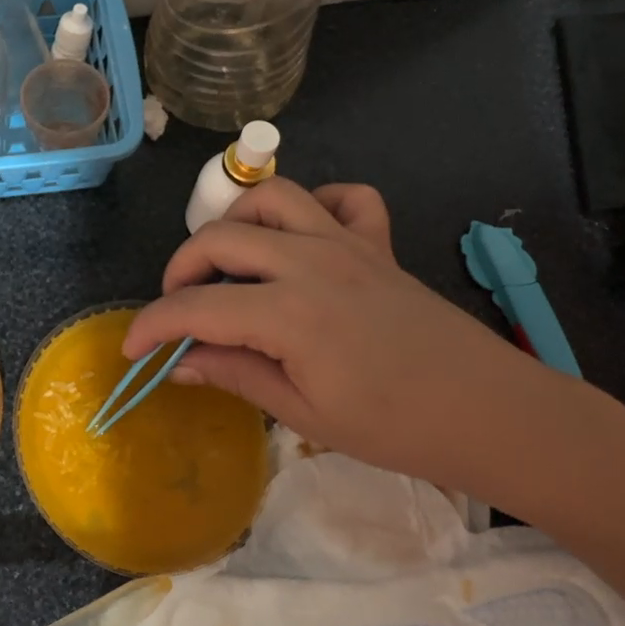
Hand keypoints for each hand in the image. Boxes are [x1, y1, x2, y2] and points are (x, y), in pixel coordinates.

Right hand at [124, 177, 576, 495]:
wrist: (492, 414)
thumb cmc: (396, 427)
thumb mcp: (304, 414)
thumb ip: (235, 374)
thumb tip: (178, 362)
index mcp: (288, 311)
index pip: (196, 307)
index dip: (154, 326)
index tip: (133, 349)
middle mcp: (309, 260)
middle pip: (219, 238)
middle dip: (181, 269)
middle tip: (179, 308)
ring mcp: (346, 243)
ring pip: (271, 199)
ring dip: (237, 223)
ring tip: (230, 263)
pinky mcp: (377, 243)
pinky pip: (345, 198)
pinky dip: (317, 205)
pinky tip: (304, 238)